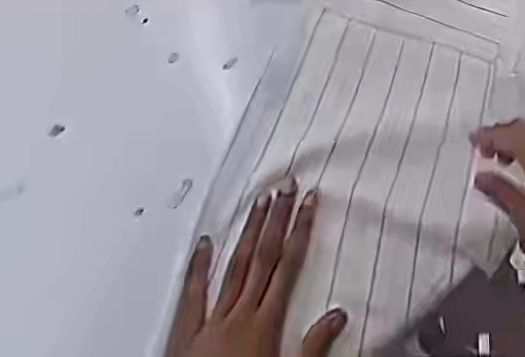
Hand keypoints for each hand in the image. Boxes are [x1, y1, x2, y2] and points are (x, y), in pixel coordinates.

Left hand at [165, 181, 346, 356]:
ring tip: (260, 199)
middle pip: (264, 255)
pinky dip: (200, 265)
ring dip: (249, 230)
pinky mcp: (185, 334)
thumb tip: (338, 313)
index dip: (301, 229)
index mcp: (265, 325)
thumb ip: (313, 349)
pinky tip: (206, 241)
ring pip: (235, 265)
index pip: (289, 265)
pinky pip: (194, 293)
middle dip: (278, 217)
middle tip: (287, 184)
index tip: (309, 201)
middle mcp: (240, 315)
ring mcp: (211, 322)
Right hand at [470, 122, 524, 276]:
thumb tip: (481, 176)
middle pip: (522, 128)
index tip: (472, 141)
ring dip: (521, 141)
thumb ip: (500, 191)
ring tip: (508, 159)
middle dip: (503, 135)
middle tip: (487, 148)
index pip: (504, 134)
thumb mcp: (524, 216)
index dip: (486, 137)